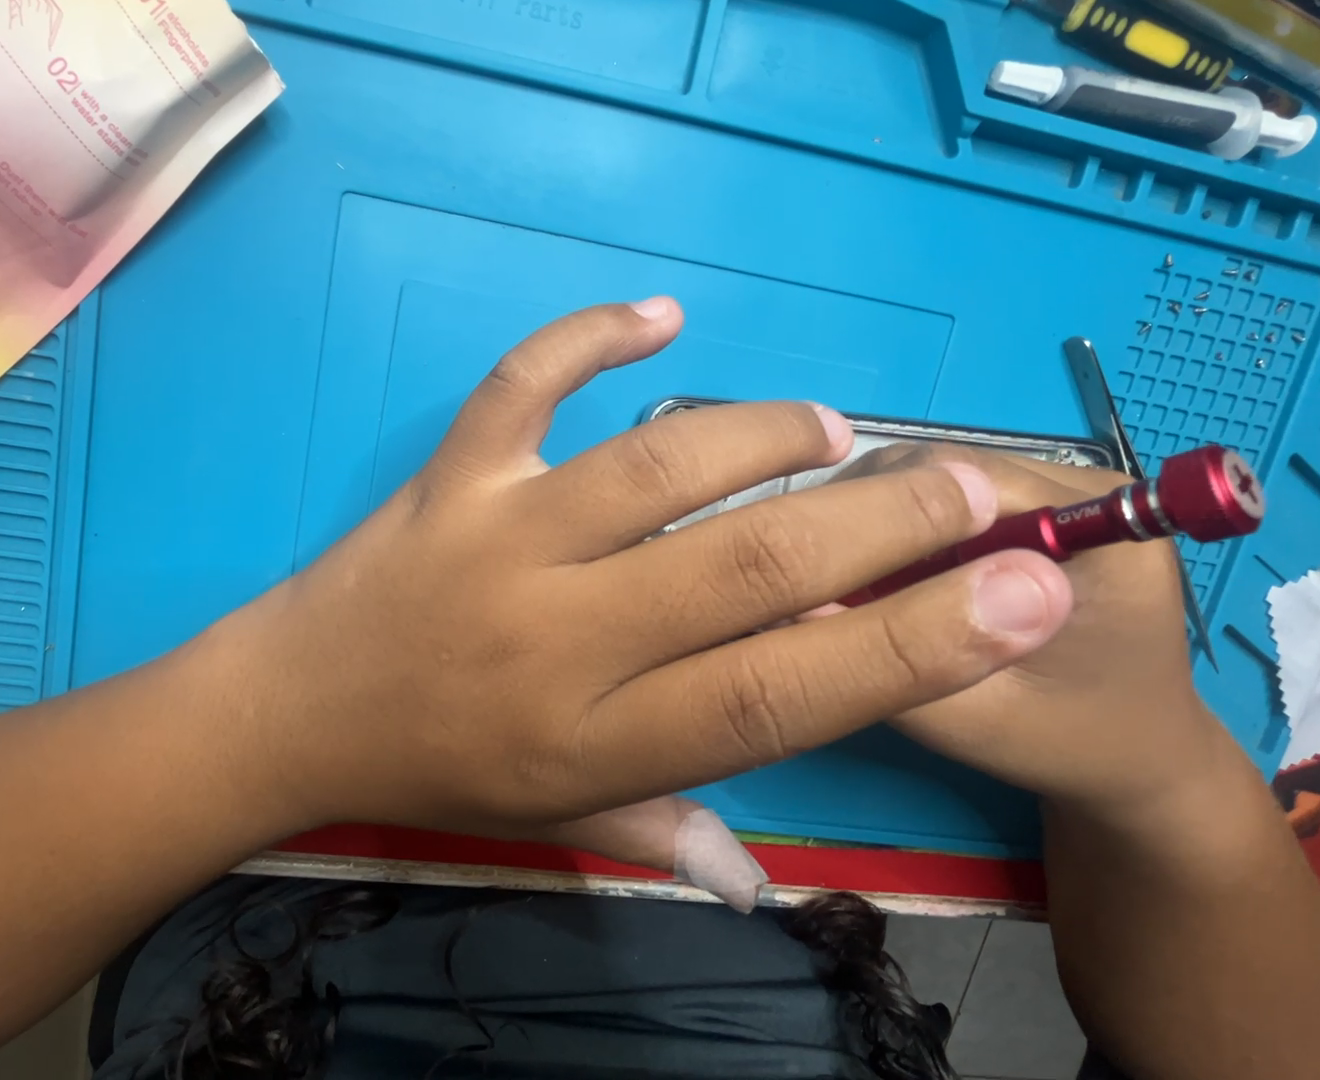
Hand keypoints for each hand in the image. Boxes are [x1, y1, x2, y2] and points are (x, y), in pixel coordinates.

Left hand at [195, 299, 1072, 865]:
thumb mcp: (549, 824)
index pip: (780, 692)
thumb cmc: (432, 770)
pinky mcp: (449, 479)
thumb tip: (767, 883)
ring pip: (657, 469)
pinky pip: (521, 386)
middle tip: (968, 482)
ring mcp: (499, 540)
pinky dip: (585, 336)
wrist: (293, 710)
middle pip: (746, 569)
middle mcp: (559, 634)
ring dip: (761, 437)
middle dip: (881, 522)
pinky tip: (657, 316)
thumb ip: (662, 838)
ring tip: (830, 430)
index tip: (1026, 588)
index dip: (915, 644)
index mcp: (597, 739)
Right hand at [841, 444, 1240, 820]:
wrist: (1134, 753)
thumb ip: (889, 664)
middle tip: (819, 571)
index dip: (869, 506)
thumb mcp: (965, 720)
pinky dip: (906, 526)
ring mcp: (1067, 493)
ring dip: (882, 518)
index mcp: (1102, 535)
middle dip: (867, 510)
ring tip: (851, 576)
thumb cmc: (1060, 742)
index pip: (959, 477)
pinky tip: (888, 574)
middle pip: (944, 466)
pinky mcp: (1042, 504)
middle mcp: (1091, 492)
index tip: (810, 557)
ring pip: (938, 474)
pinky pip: (952, 495)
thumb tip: (790, 607)